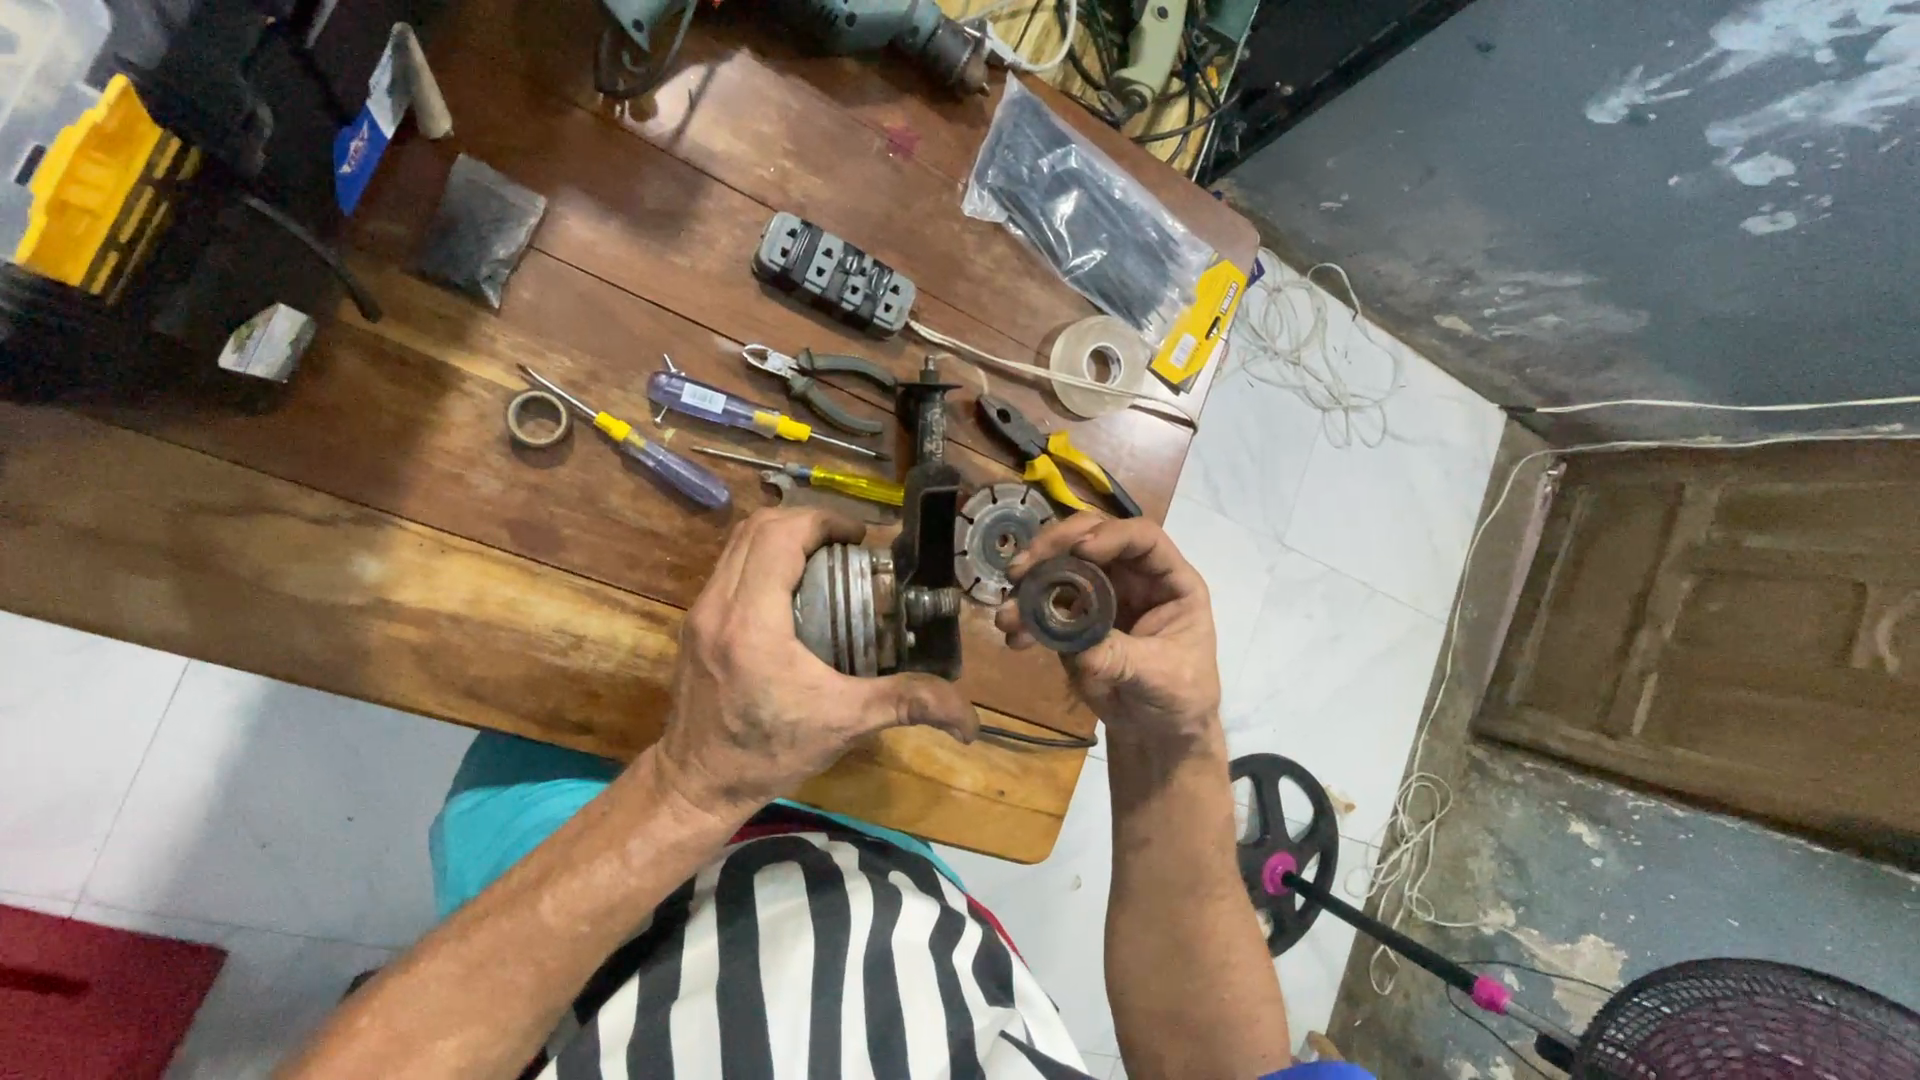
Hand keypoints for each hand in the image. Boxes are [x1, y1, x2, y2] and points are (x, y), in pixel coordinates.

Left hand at [653, 508, 978, 816]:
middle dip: (807, 522)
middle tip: (849, 545)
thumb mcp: (845, 724)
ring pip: (738, 544)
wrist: (698, 784)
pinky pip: (730, 567)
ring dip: (783, 537)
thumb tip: (968, 718)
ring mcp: (700, 612)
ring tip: (827, 560)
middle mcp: (718, 605)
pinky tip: (796, 589)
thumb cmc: (770, 753)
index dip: (824, 522)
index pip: (780, 537)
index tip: (861, 539)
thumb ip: (907, 704)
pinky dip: (764, 559)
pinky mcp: (695, 623)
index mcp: (752, 622)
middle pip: (757, 528)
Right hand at [995, 514, 1220, 744]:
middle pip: (1091, 539)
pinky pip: (1043, 604)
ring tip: (1008, 613)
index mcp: (1168, 580)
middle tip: (1023, 567)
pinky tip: (1013, 636)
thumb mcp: (1162, 677)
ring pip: (1060, 567)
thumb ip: (1123, 658)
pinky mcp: (1073, 619)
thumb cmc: (1180, 698)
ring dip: (1029, 583)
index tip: (1081, 550)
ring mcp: (1100, 595)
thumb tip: (1082, 650)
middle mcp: (1132, 577)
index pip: (1142, 539)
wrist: (1156, 732)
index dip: (1111, 536)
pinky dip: (1024, 615)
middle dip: (1054, 546)